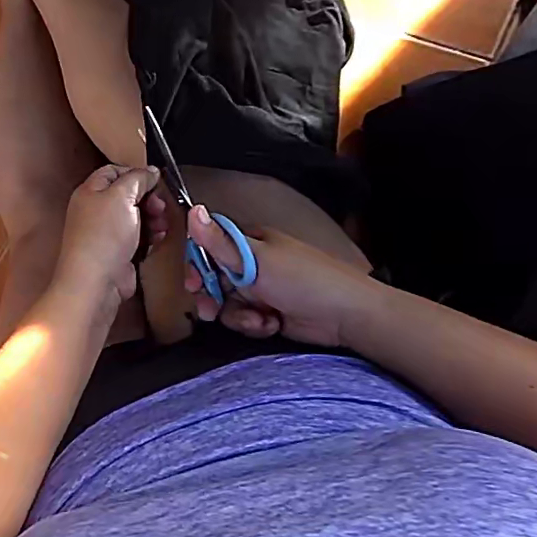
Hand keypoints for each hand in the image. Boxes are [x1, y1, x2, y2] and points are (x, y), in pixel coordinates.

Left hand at [54, 164, 165, 308]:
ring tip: (160, 224)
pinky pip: (140, 238)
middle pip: (130, 196)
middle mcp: (97, 212)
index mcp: (90, 192)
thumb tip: (150, 171)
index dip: (136, 174)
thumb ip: (137, 178)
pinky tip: (158, 238)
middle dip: (149, 199)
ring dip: (154, 218)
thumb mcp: (122, 195)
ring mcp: (108, 234)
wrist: (97, 281)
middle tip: (159, 205)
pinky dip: (152, 237)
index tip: (154, 180)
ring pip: (138, 217)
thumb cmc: (101, 239)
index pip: (114, 172)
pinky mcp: (119, 252)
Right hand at [183, 205, 385, 347]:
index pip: (211, 248)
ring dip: (239, 315)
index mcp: (250, 242)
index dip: (197, 265)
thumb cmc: (303, 279)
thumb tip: (193, 210)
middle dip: (213, 298)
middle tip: (211, 311)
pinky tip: (271, 325)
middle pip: (214, 280)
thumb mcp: (256, 260)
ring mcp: (262, 290)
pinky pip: (245, 320)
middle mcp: (253, 264)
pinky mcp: (269, 313)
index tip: (192, 283)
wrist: (344, 314)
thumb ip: (220, 242)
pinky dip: (254, 325)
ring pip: (229, 304)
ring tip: (259, 319)